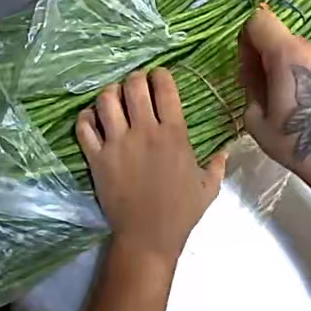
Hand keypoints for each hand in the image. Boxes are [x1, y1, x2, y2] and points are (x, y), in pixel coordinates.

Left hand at [76, 68, 226, 260]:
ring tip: (114, 98)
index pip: (165, 89)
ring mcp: (117, 144)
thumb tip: (225, 152)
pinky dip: (86, 117)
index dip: (161, 75)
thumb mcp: (209, 188)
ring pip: (106, 100)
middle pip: (133, 86)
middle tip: (136, 84)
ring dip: (110, 93)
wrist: (149, 236)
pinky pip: (84, 127)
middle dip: (135, 78)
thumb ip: (217, 166)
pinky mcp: (96, 158)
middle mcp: (144, 132)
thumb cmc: (181, 212)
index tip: (159, 76)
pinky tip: (93, 119)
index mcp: (174, 134)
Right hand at [237, 6, 310, 182]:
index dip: (247, 39)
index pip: (259, 20)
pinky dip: (305, 72)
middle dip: (266, 55)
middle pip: (280, 35)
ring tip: (287, 98)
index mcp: (288, 53)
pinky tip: (306, 101)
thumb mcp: (256, 118)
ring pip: (298, 49)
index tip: (248, 65)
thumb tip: (254, 70)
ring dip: (287, 65)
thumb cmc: (296, 142)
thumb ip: (250, 84)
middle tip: (263, 87)